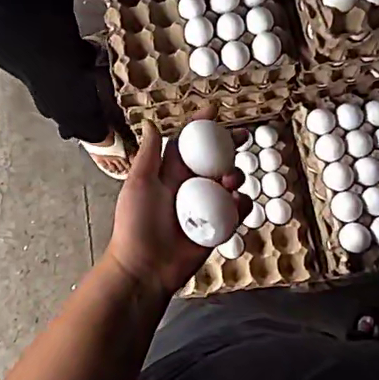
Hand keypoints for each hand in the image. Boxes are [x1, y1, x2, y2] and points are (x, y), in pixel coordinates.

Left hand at [105, 108, 248, 296]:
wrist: (145, 268)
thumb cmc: (135, 225)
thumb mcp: (138, 184)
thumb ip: (149, 154)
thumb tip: (151, 124)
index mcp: (170, 173)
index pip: (189, 144)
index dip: (201, 126)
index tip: (214, 111)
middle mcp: (190, 186)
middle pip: (215, 159)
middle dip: (230, 146)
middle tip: (242, 137)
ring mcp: (206, 206)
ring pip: (229, 183)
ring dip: (235, 176)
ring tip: (230, 181)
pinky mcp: (218, 227)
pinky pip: (236, 211)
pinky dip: (242, 204)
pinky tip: (238, 203)